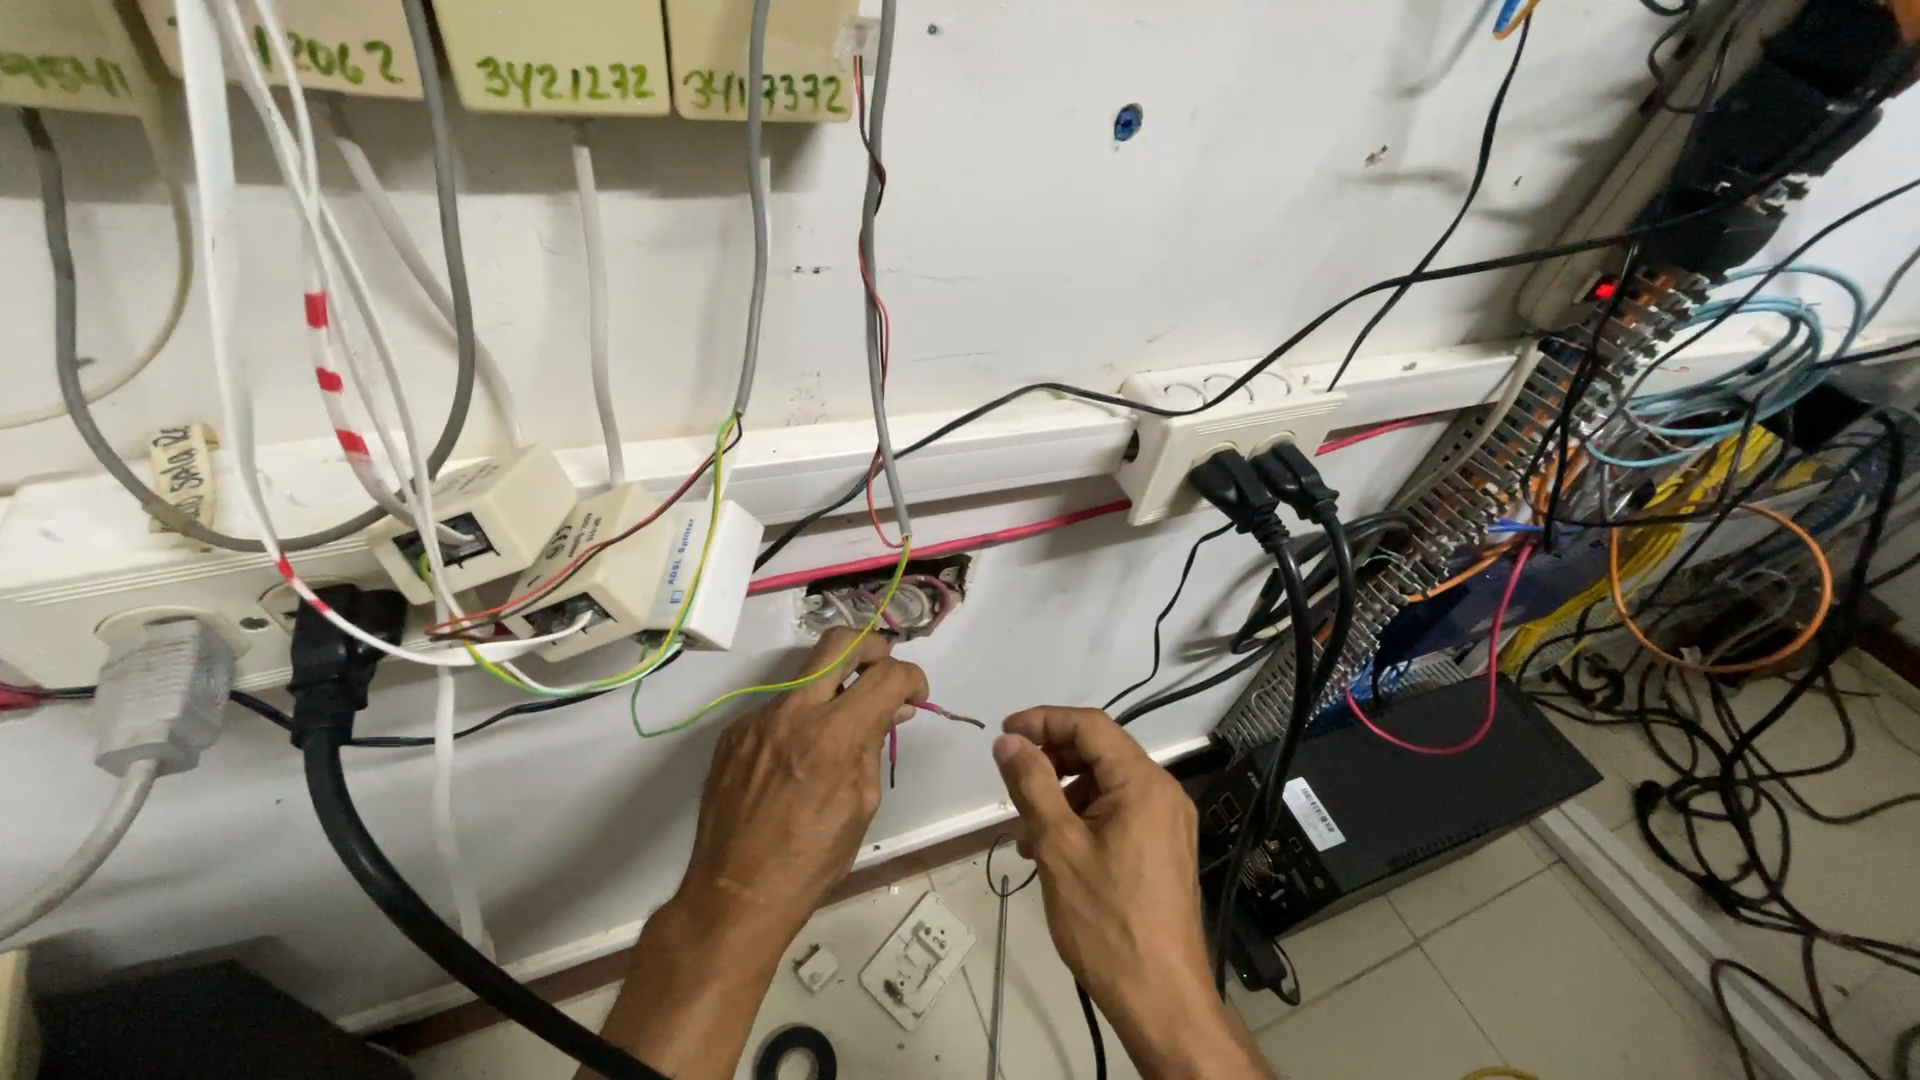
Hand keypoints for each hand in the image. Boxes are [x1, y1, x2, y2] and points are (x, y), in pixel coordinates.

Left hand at [588, 629, 927, 1079]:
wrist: (735, 893)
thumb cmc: (812, 859)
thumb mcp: (862, 803)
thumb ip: (874, 745)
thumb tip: (892, 710)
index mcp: (833, 736)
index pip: (887, 675)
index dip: (913, 677)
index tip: (915, 695)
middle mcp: (792, 713)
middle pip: (839, 641)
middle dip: (873, 647)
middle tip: (883, 673)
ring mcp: (756, 719)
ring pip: (805, 674)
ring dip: (834, 685)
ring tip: (843, 724)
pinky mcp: (734, 733)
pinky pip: (778, 707)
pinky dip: (800, 717)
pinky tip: (801, 756)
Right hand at [993, 707, 1271, 1078]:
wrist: (1162, 998)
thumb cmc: (1107, 920)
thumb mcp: (1058, 846)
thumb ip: (1032, 785)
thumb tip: (1009, 741)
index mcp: (1143, 783)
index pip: (1090, 725)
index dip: (1043, 720)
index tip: (1004, 734)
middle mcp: (1162, 793)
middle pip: (1100, 751)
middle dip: (1051, 760)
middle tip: (1011, 782)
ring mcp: (1167, 822)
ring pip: (1105, 784)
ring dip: (1062, 793)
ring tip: (1028, 832)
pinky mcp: (1163, 848)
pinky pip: (1118, 812)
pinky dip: (1081, 817)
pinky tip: (1053, 851)